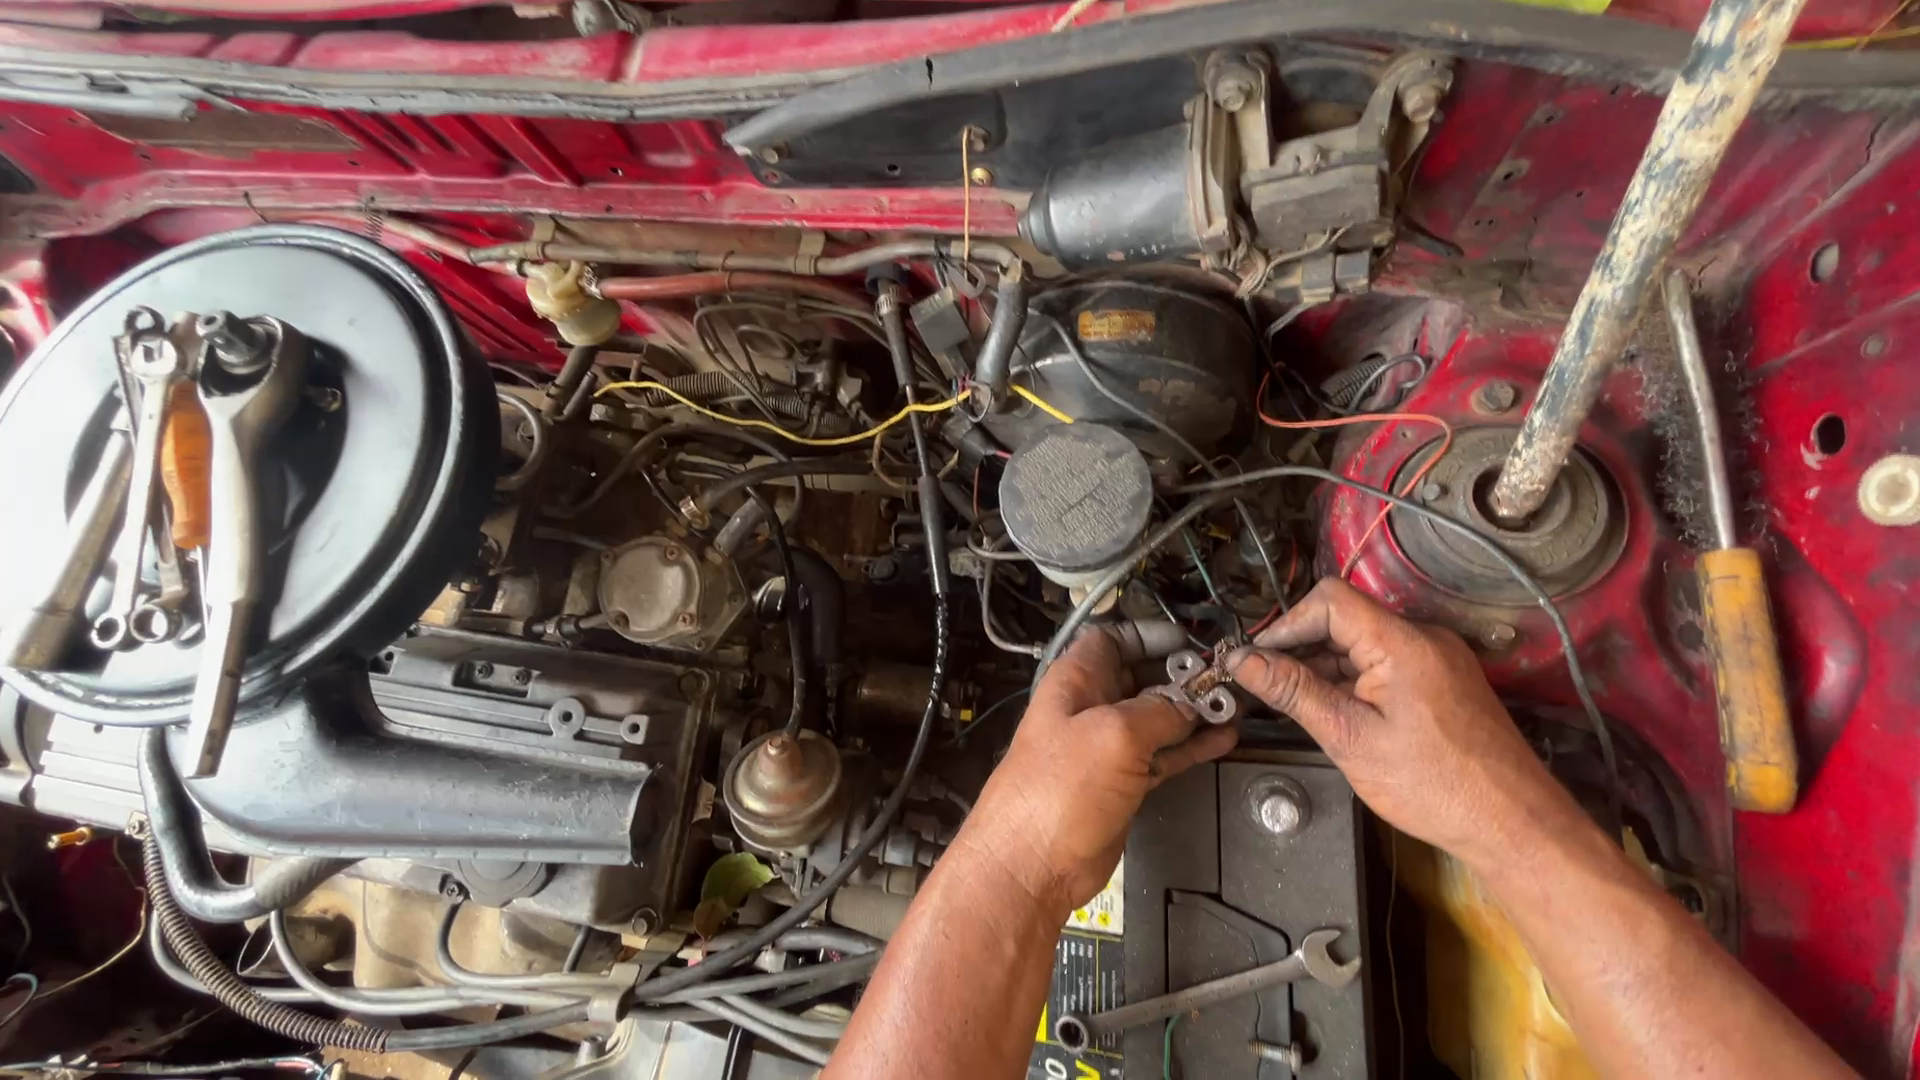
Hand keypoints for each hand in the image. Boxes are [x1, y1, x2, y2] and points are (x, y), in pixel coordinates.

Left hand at [954, 629, 1238, 913]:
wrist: (1034, 862)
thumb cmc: (1058, 788)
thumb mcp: (1114, 734)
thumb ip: (1158, 711)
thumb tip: (1189, 704)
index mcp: (1075, 681)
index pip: (1111, 639)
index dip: (1148, 635)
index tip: (1187, 642)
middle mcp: (1090, 708)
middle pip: (1139, 676)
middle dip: (1180, 674)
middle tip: (1221, 677)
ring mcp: (1106, 747)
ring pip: (1156, 717)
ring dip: (1193, 711)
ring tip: (1233, 705)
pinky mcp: (1122, 782)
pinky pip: (1162, 754)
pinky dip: (1191, 746)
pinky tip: (1223, 737)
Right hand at [1226, 578, 1575, 864]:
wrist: (1514, 826)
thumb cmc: (1435, 787)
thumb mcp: (1349, 737)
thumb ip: (1293, 691)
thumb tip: (1241, 661)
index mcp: (1403, 644)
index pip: (1330, 600)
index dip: (1287, 624)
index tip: (1258, 659)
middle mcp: (1423, 638)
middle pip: (1343, 617)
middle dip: (1299, 647)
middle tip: (1265, 683)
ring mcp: (1435, 657)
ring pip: (1359, 641)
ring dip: (1321, 665)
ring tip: (1294, 702)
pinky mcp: (1439, 678)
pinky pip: (1381, 661)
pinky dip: (1349, 678)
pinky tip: (1332, 709)